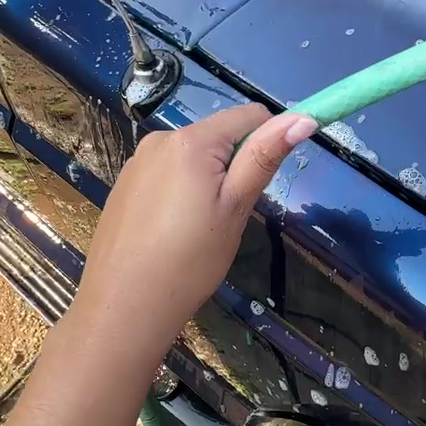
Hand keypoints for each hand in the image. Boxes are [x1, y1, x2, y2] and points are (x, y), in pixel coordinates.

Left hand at [71, 105, 316, 353]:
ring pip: (196, 153)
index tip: (264, 182)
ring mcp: (138, 161)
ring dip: (211, 176)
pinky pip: (170, 170)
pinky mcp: (125, 183)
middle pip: (221, 133)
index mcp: (192, 141)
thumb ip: (265, 156)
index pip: (250, 115)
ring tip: (203, 225)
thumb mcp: (236, 206)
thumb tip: (303, 117)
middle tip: (232, 212)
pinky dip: (184, 188)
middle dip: (237, 163)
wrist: (122, 310)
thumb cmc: (190, 260)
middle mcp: (161, 139)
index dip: (269, 141)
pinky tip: (175, 229)